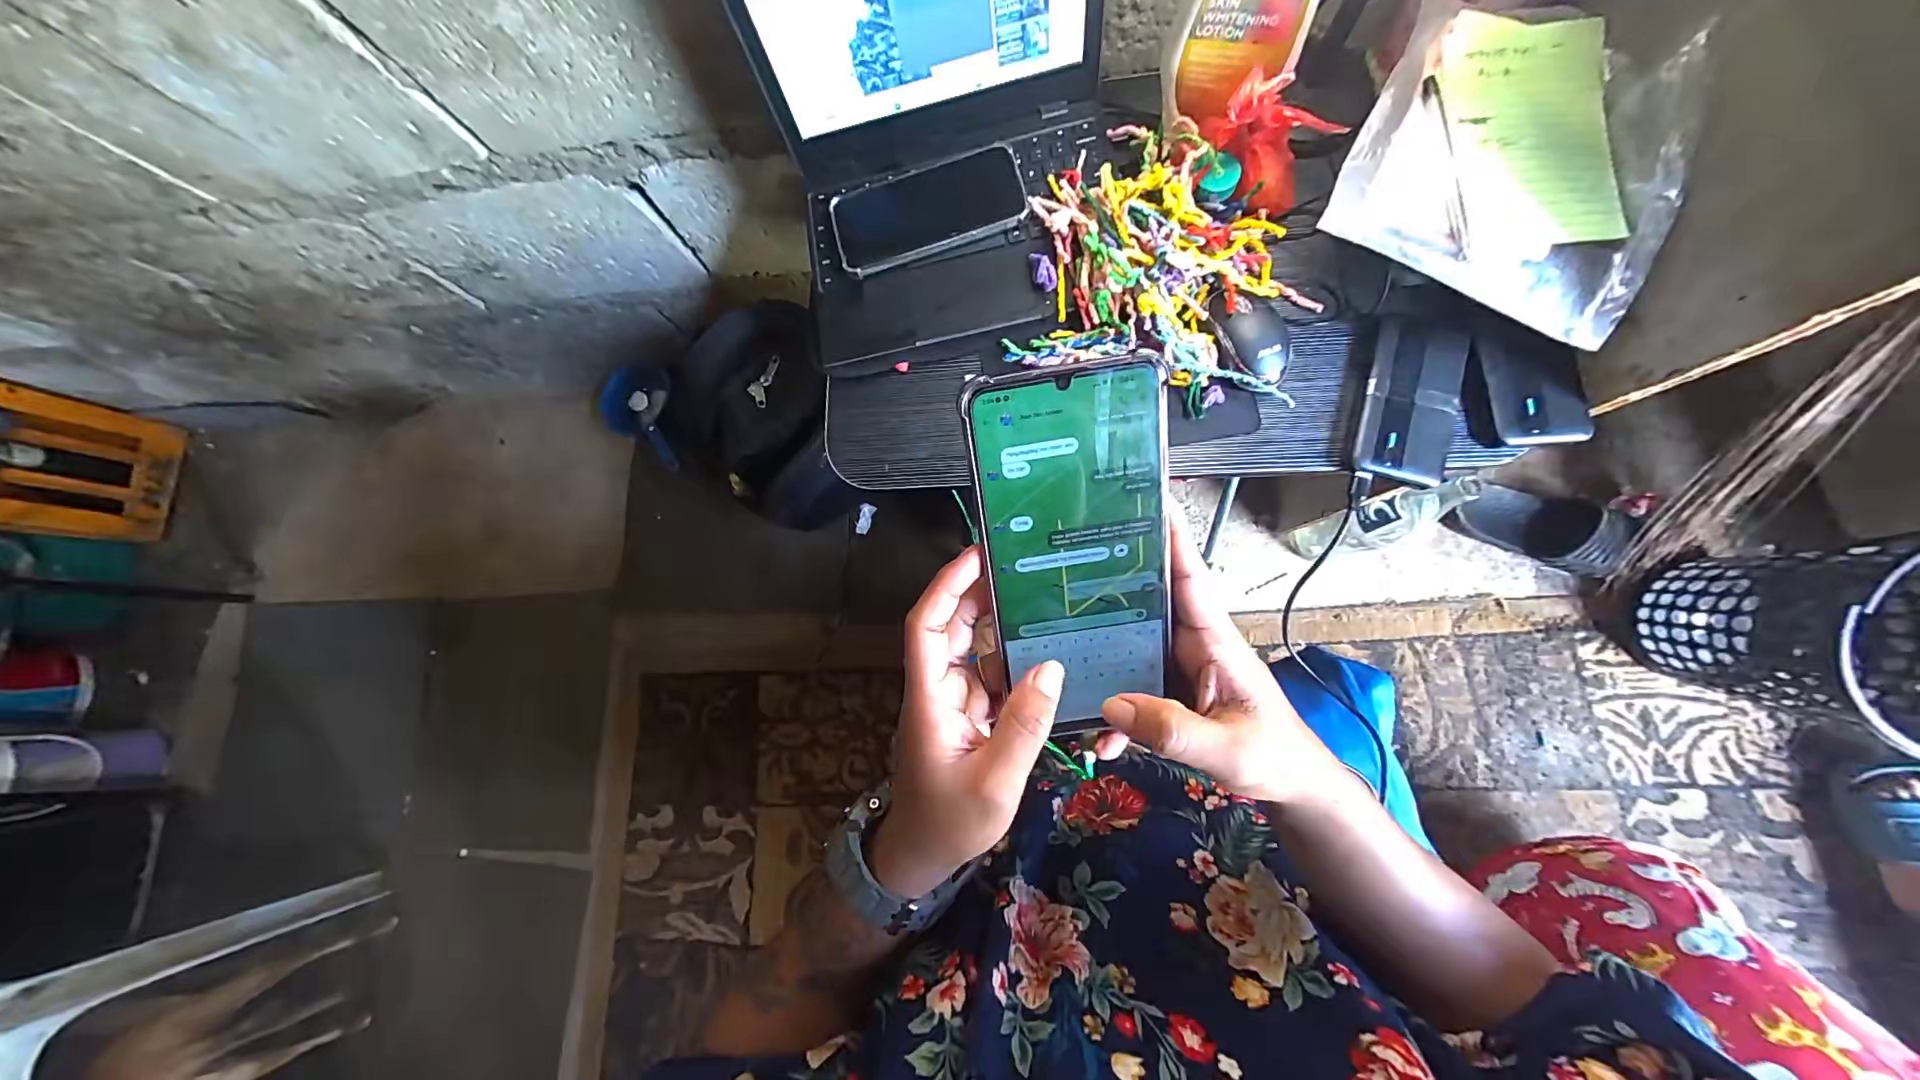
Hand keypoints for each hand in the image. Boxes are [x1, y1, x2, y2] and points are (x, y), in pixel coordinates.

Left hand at [871, 547, 1061, 896]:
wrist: (922, 857)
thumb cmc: (948, 823)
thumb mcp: (993, 782)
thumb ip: (1023, 727)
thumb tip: (1051, 667)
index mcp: (929, 697)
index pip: (927, 626)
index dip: (947, 587)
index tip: (976, 556)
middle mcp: (939, 688)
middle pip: (953, 626)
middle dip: (981, 592)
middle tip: (1024, 566)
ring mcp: (955, 700)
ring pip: (976, 648)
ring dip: (1003, 623)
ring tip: (1044, 597)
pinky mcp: (971, 714)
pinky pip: (993, 676)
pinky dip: (1015, 659)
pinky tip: (1047, 648)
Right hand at [1097, 515, 1347, 804]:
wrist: (1290, 787)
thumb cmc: (1275, 758)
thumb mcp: (1227, 748)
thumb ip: (1172, 730)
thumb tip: (1112, 705)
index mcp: (1216, 642)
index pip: (1191, 580)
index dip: (1171, 541)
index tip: (1149, 501)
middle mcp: (1193, 646)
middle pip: (1149, 602)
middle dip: (1115, 579)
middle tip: (1074, 557)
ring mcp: (1179, 669)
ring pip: (1133, 645)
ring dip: (1102, 650)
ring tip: (1063, 646)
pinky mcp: (1169, 695)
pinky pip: (1132, 688)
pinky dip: (1114, 708)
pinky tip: (1098, 735)